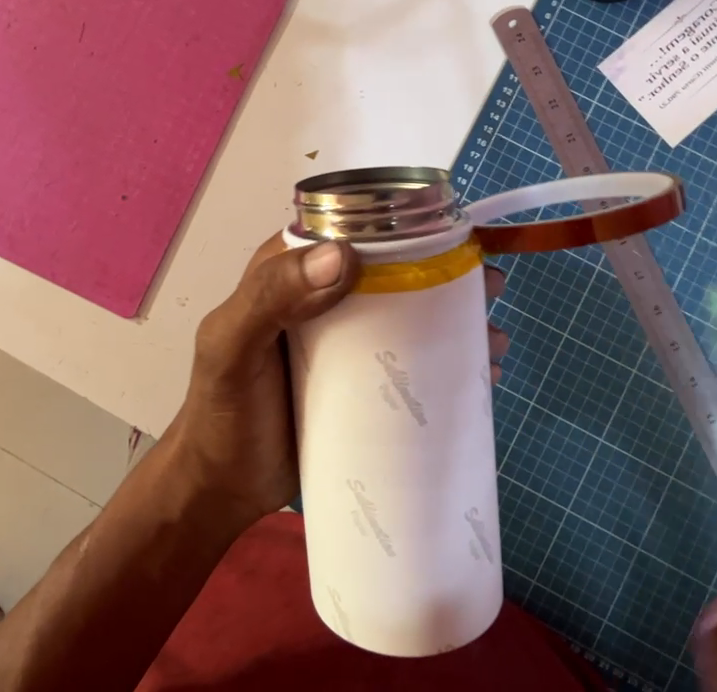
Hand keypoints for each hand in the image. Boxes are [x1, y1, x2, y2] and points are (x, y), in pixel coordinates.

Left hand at [164, 234, 509, 526]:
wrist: (224, 488)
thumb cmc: (223, 412)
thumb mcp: (232, 347)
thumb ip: (270, 296)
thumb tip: (343, 255)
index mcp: (288, 271)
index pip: (349, 232)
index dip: (400, 228)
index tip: (452, 239)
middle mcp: (321, 297)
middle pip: (391, 272)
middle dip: (444, 274)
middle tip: (489, 288)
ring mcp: (345, 343)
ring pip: (408, 316)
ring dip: (453, 319)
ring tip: (492, 337)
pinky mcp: (362, 384)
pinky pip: (410, 362)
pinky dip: (446, 363)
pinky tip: (481, 374)